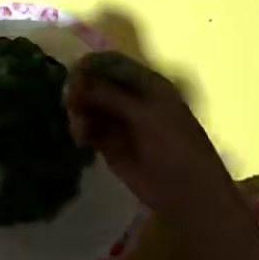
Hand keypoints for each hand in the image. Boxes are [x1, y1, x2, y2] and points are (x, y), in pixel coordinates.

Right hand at [64, 52, 232, 219]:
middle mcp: (131, 98)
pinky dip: (79, 130)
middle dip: (81, 90)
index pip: (111, 63)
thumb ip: (109, 94)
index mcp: (146, 84)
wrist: (188, 196)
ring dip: (78, 111)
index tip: (73, 75)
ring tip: (77, 126)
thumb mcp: (144, 115)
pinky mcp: (109, 144)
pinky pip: (87, 129)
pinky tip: (80, 138)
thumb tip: (75, 80)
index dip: (91, 66)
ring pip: (89, 105)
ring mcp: (119, 121)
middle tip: (70, 103)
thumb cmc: (174, 148)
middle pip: (96, 83)